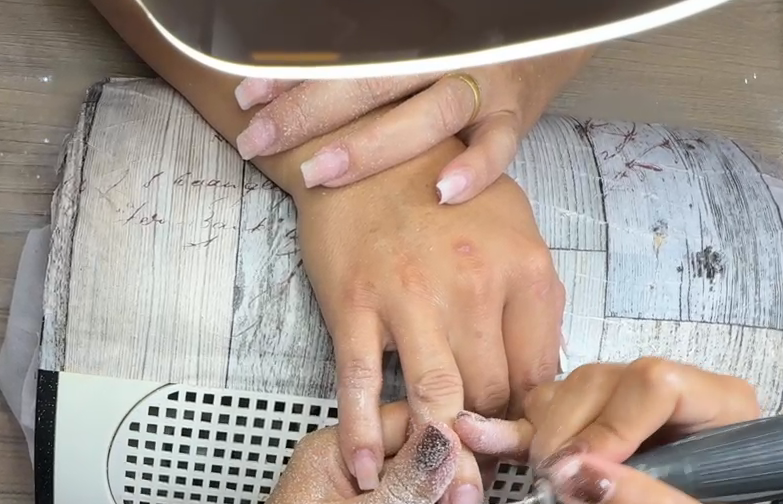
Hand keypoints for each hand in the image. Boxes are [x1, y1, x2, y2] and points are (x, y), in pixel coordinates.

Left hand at [234, 51, 591, 204]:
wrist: (536, 35)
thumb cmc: (443, 56)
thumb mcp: (398, 48)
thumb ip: (350, 66)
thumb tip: (271, 89)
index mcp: (410, 32)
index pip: (343, 51)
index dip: (292, 75)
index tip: (246, 100)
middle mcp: (443, 52)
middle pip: (373, 79)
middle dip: (308, 113)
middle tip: (257, 141)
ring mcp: (481, 83)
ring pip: (427, 112)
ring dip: (372, 146)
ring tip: (320, 173)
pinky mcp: (512, 117)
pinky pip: (498, 145)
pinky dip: (476, 168)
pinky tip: (442, 192)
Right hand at [295, 158, 562, 495]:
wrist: (367, 152)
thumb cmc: (441, 194)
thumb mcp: (510, 232)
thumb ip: (528, 305)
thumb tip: (538, 380)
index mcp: (522, 271)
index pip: (535, 373)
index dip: (528, 428)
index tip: (519, 465)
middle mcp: (472, 288)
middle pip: (489, 393)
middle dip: (489, 455)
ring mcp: (408, 300)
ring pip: (435, 397)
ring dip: (442, 461)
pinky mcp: (355, 309)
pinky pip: (361, 382)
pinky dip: (362, 432)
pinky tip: (364, 471)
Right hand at [453, 357, 760, 503]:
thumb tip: (572, 474)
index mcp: (717, 410)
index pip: (657, 385)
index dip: (612, 426)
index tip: (586, 478)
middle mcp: (660, 398)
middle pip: (598, 382)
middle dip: (566, 435)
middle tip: (557, 489)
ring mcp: (607, 411)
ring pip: (558, 395)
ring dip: (537, 439)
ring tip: (546, 487)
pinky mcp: (564, 431)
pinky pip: (527, 415)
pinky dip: (503, 435)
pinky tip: (482, 442)